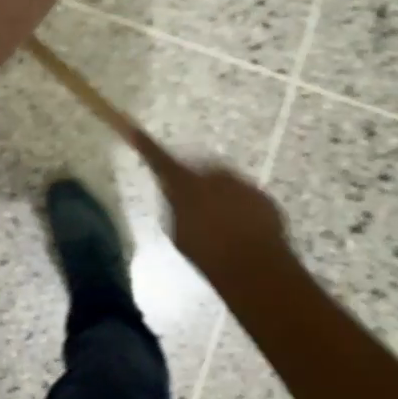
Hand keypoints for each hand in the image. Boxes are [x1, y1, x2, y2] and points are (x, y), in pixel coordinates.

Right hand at [138, 144, 290, 278]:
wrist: (258, 271)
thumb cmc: (209, 256)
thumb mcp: (178, 233)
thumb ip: (174, 206)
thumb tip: (173, 194)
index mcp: (185, 184)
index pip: (158, 157)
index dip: (143, 142)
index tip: (132, 127)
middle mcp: (212, 175)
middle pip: (199, 171)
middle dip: (199, 185)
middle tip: (201, 212)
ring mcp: (242, 184)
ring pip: (226, 185)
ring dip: (223, 198)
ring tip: (227, 229)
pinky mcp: (264, 197)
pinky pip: (248, 198)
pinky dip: (245, 209)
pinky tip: (247, 232)